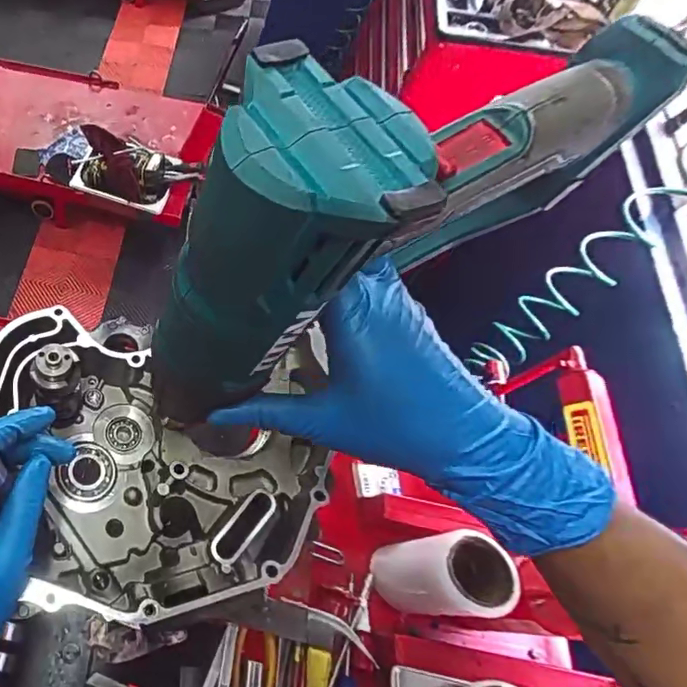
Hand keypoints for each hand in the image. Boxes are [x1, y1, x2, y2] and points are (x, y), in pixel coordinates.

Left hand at [0, 407, 74, 686]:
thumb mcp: (8, 557)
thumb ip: (25, 504)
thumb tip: (39, 463)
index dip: (20, 427)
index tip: (45, 418)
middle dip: (25, 446)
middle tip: (59, 453)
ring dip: (16, 464)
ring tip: (46, 472)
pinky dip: (3, 481)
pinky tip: (22, 491)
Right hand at [210, 261, 612, 555]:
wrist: (462, 437)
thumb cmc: (406, 429)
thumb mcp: (323, 420)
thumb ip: (267, 410)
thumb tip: (224, 413)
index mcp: (354, 315)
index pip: (309, 260)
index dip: (276, 254)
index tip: (249, 258)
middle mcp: (378, 295)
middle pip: (329, 249)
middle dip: (295, 257)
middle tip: (263, 268)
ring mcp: (396, 297)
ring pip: (351, 257)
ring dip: (321, 266)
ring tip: (289, 281)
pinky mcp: (406, 307)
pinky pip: (369, 274)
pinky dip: (344, 279)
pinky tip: (326, 301)